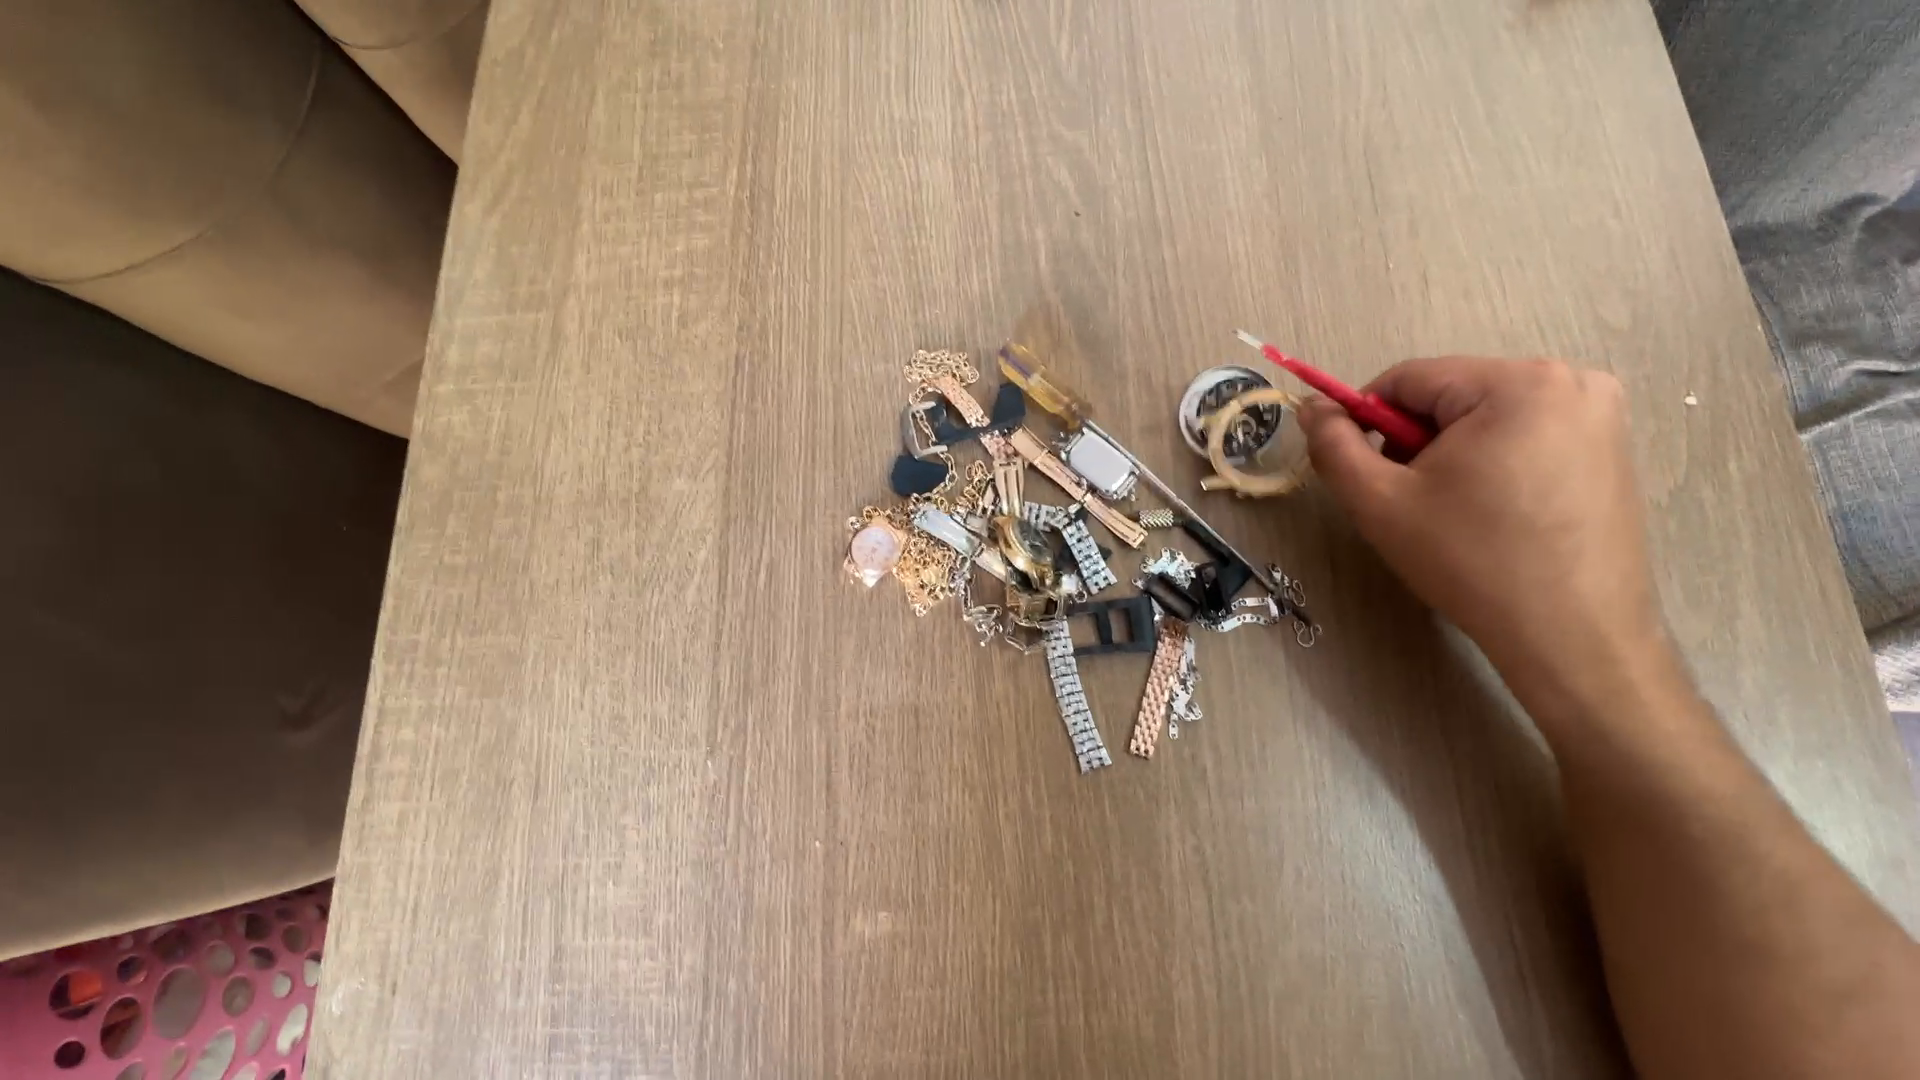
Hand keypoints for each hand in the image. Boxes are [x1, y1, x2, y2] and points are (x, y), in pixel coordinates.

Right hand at [1299, 357, 1668, 722]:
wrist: (1573, 634)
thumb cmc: (1471, 561)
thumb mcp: (1380, 503)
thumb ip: (1334, 447)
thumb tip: (1312, 410)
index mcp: (1516, 382)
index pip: (1407, 379)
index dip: (1366, 422)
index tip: (1363, 473)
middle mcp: (1570, 380)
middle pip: (1450, 395)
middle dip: (1415, 440)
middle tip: (1410, 500)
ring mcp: (1601, 413)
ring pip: (1486, 415)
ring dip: (1452, 452)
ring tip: (1452, 511)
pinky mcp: (1613, 447)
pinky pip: (1525, 433)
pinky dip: (1494, 461)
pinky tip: (1493, 512)